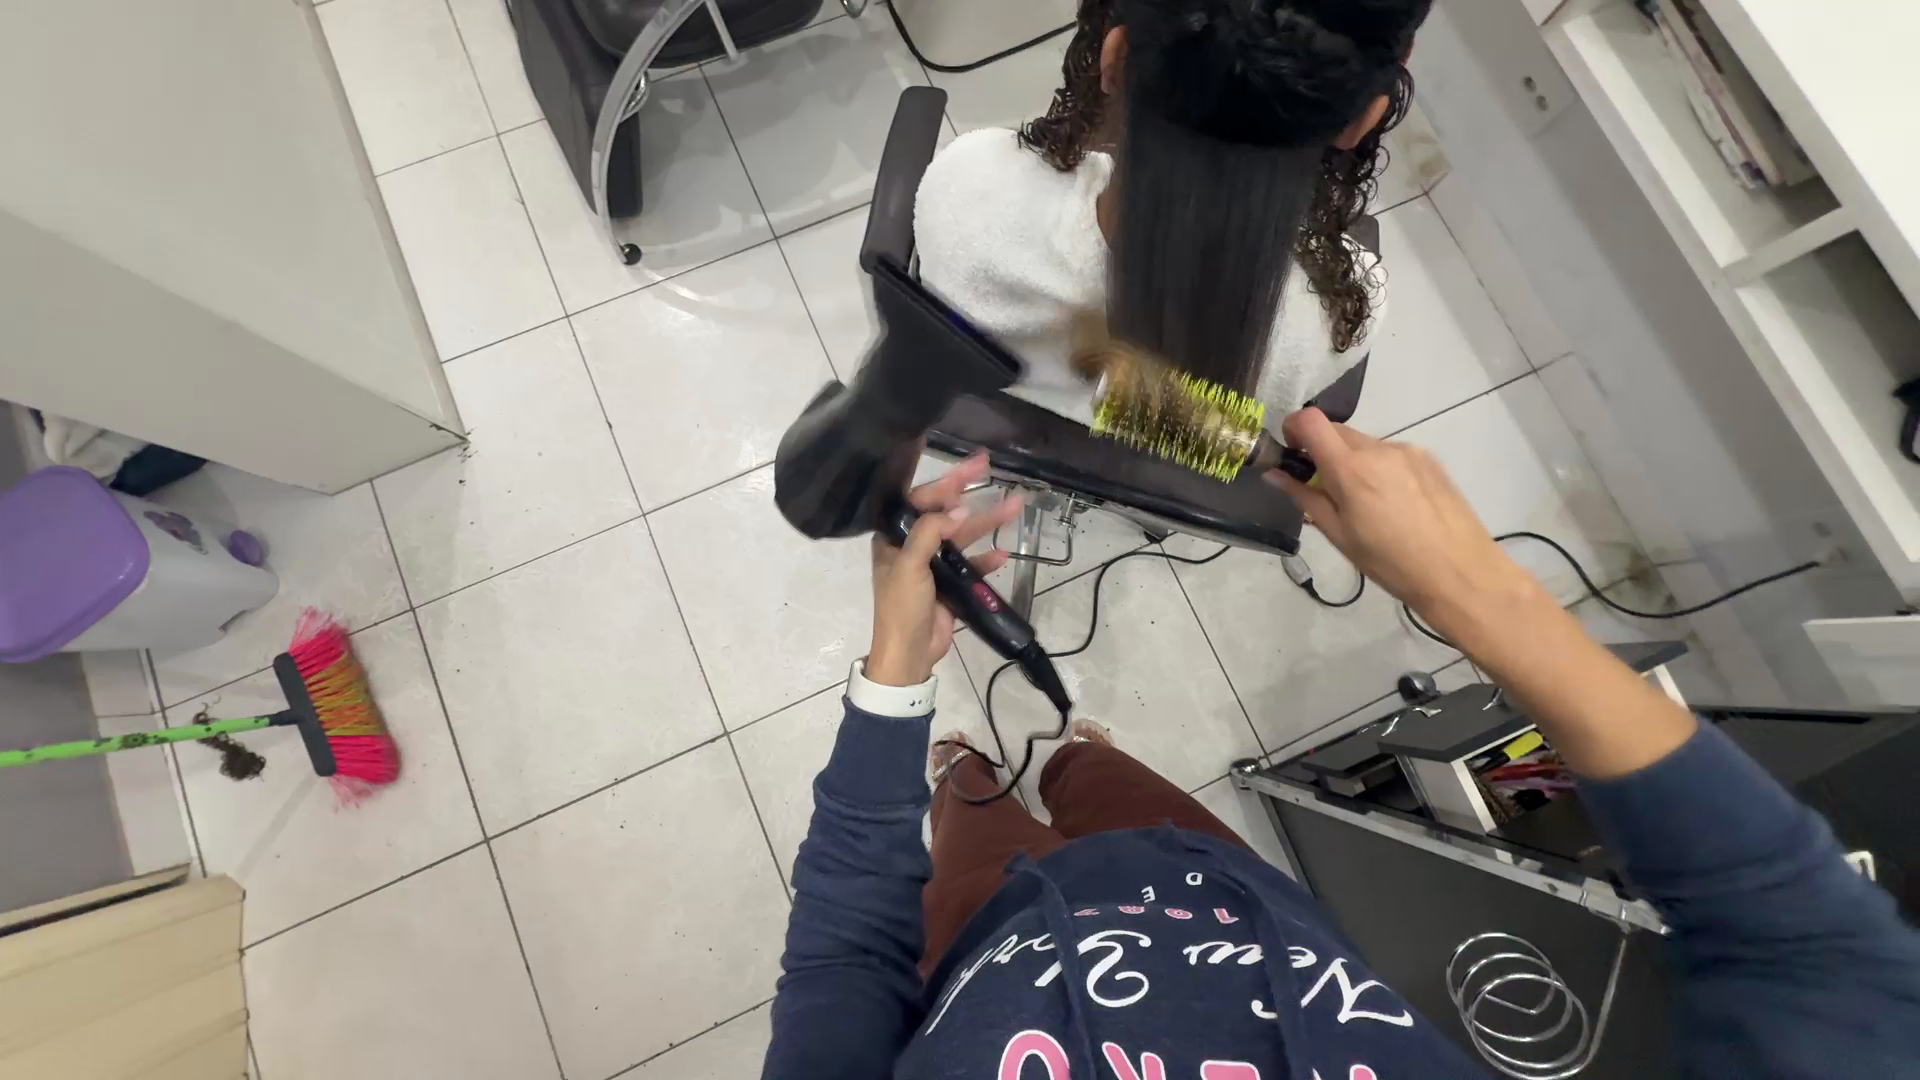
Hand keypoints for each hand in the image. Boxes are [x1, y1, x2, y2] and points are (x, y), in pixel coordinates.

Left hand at [868, 454, 1023, 686]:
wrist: (910, 654)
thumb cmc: (902, 607)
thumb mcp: (910, 566)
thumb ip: (931, 533)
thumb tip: (959, 510)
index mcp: (894, 538)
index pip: (918, 501)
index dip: (942, 483)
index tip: (966, 470)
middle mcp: (912, 546)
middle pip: (944, 512)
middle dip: (967, 491)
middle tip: (988, 464)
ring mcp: (933, 564)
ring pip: (963, 536)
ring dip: (987, 523)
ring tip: (1016, 506)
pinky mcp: (950, 584)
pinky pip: (972, 565)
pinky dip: (987, 559)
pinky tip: (1003, 553)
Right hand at [1264, 408, 1543, 639]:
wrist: (1460, 573)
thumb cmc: (1389, 561)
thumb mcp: (1338, 533)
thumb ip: (1304, 497)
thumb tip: (1274, 474)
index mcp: (1351, 469)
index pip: (1311, 421)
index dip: (1293, 427)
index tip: (1290, 451)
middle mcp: (1379, 449)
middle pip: (1337, 431)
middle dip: (1320, 450)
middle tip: (1321, 486)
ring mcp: (1408, 452)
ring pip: (1364, 444)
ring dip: (1350, 461)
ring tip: (1362, 503)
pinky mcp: (1429, 460)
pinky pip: (1389, 454)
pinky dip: (1377, 468)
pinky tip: (1391, 503)